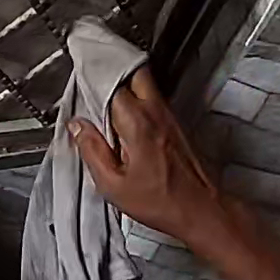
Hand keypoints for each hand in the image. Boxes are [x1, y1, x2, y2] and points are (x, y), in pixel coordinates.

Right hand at [71, 68, 228, 243]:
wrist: (202, 210)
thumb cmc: (161, 201)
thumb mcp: (113, 185)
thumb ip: (91, 151)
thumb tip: (77, 127)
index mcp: (137, 123)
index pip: (111, 83)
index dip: (93, 78)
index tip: (79, 77)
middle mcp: (155, 111)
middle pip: (134, 70)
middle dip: (112, 69)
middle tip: (94, 79)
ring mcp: (168, 115)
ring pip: (144, 82)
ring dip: (124, 82)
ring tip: (104, 96)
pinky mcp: (175, 123)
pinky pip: (152, 98)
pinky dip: (136, 97)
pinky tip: (124, 115)